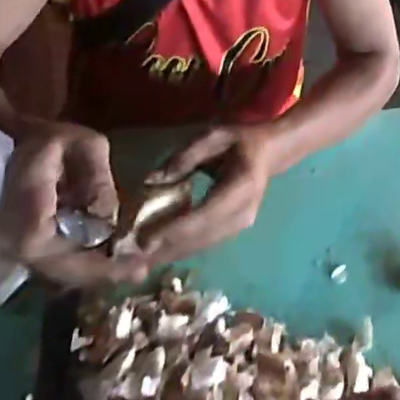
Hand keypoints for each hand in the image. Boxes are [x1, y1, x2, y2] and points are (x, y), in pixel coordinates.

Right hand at [0, 119, 127, 287]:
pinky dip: (83, 263)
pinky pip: (53, 261)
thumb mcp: (83, 144)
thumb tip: (109, 216)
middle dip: (102, 274)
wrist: (3, 145)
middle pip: (60, 271)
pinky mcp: (20, 245)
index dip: (97, 266)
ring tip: (133, 268)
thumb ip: (99, 178)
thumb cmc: (44, 140)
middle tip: (141, 272)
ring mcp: (13, 246)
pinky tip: (112, 260)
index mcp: (27, 214)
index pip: (60, 254)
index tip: (134, 267)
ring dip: (94, 272)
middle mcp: (13, 241)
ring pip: (57, 271)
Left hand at [128, 125, 275, 266]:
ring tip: (134, 262)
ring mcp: (240, 226)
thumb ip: (185, 156)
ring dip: (167, 255)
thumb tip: (151, 180)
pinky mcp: (232, 231)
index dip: (176, 229)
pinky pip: (202, 244)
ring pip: (200, 247)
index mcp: (242, 186)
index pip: (207, 214)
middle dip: (164, 249)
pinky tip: (153, 253)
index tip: (144, 239)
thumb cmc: (241, 141)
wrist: (271, 152)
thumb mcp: (214, 137)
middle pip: (200, 238)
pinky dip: (177, 249)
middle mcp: (243, 213)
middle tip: (127, 259)